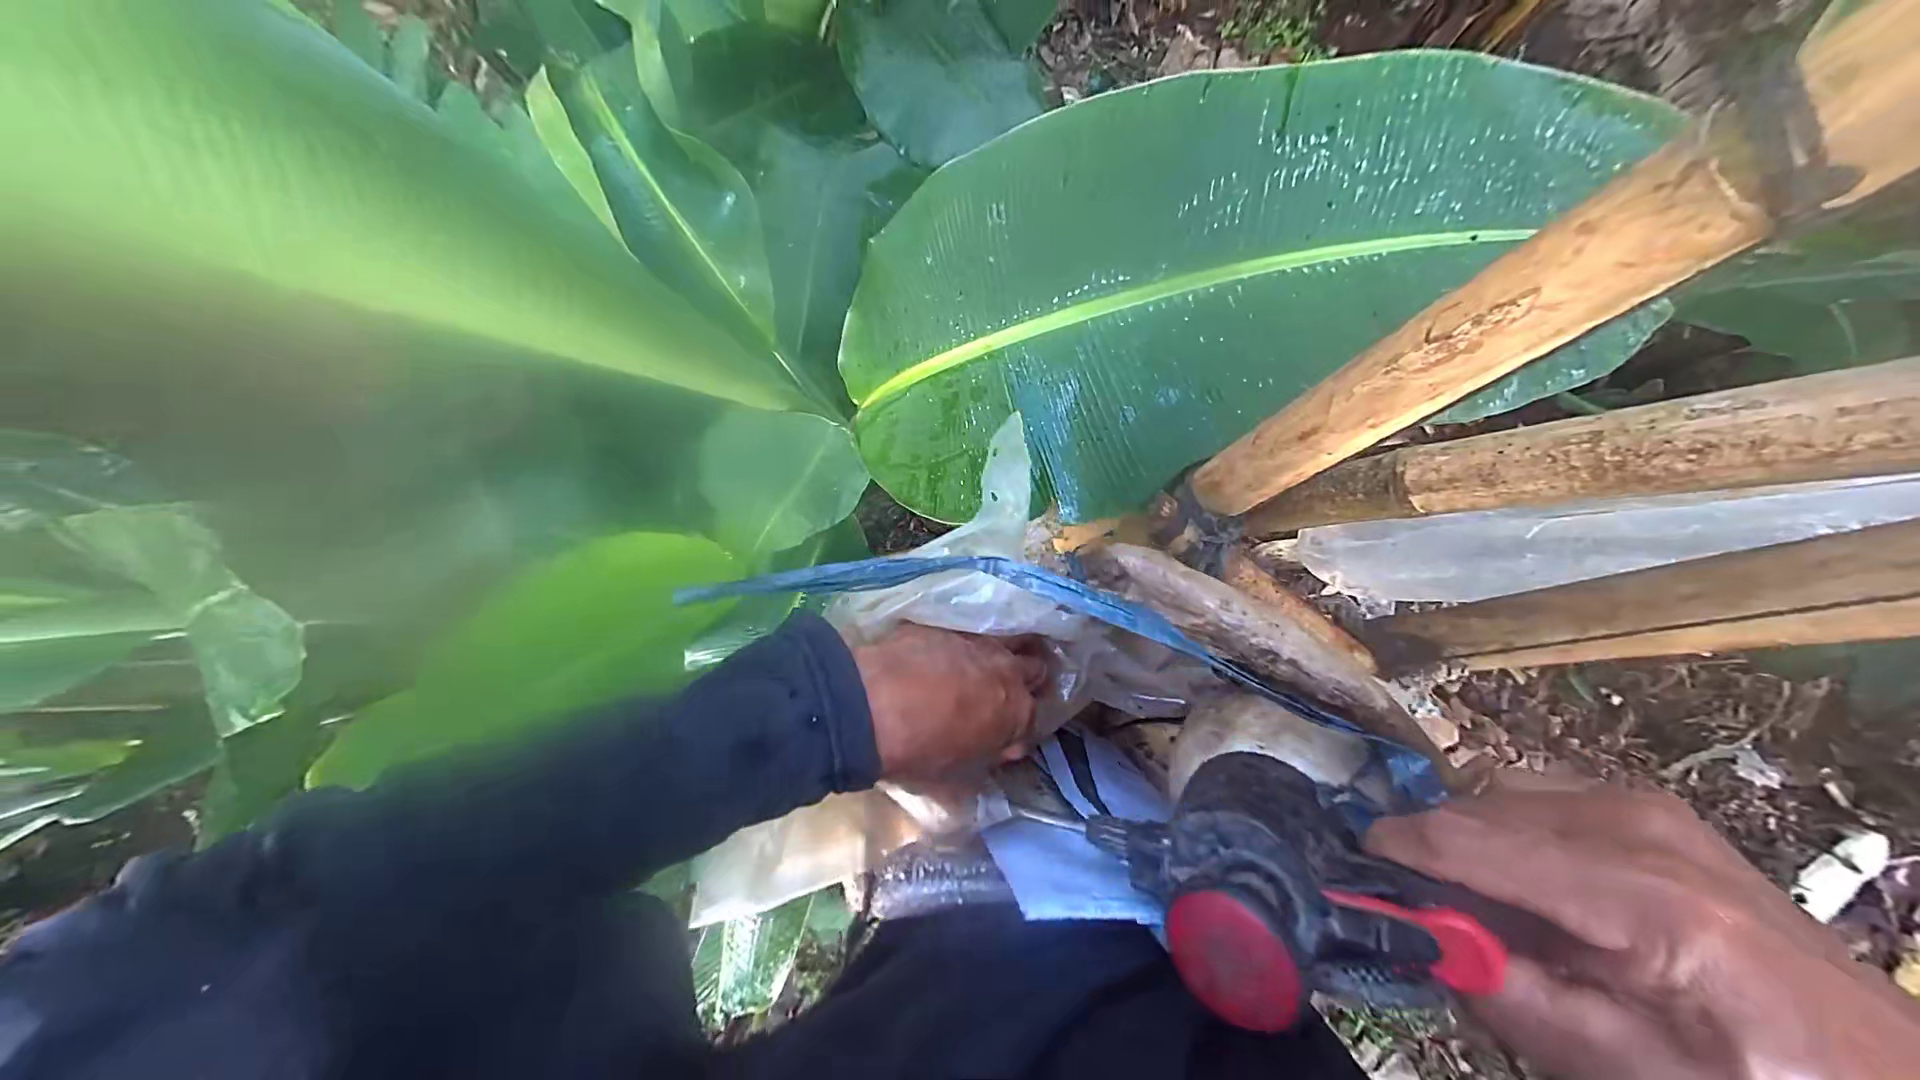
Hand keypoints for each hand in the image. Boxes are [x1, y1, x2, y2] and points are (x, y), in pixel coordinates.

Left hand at [849, 624, 1047, 781]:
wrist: (873, 704)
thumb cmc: (920, 751)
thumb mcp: (961, 773)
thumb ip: (990, 755)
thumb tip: (1004, 746)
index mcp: (1018, 712)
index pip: (1037, 716)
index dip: (1024, 722)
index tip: (1011, 727)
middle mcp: (1007, 670)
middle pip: (1034, 668)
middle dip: (1027, 677)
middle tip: (1009, 687)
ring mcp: (978, 641)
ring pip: (1010, 638)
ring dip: (1007, 649)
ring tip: (991, 658)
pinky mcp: (947, 624)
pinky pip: (968, 629)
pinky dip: (965, 640)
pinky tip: (948, 648)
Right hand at [1365, 770, 1919, 1079]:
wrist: (1884, 1077)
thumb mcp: (1621, 1067)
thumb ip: (1500, 989)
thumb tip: (1402, 923)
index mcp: (1643, 895)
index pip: (1465, 839)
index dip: (1391, 853)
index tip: (1347, 876)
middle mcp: (1633, 821)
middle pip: (1471, 813)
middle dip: (1429, 860)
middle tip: (1430, 921)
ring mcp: (1639, 802)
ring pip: (1489, 796)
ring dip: (1464, 845)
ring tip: (1486, 908)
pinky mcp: (1640, 802)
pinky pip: (1525, 793)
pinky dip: (1501, 830)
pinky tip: (1530, 883)